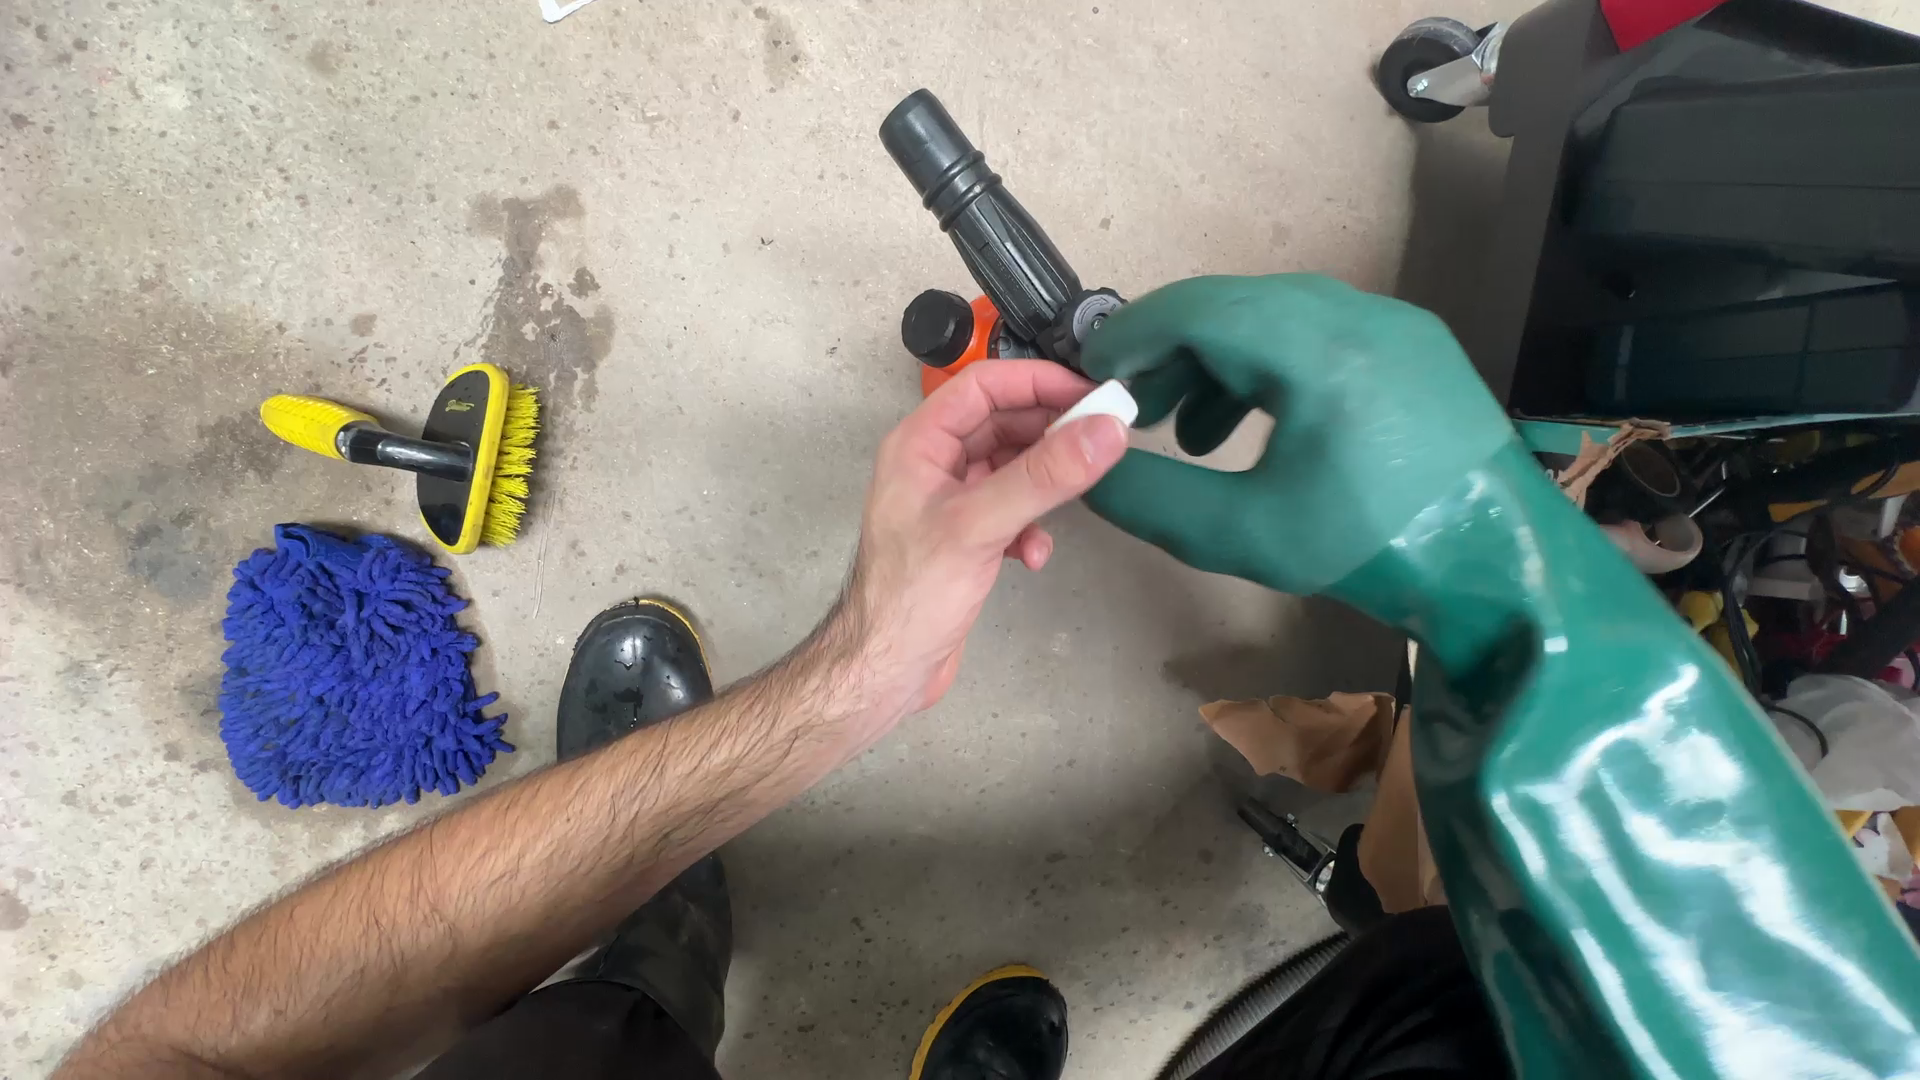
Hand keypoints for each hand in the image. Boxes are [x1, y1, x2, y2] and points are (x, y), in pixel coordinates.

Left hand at [835, 359, 1128, 726]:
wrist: (887, 668)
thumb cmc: (914, 594)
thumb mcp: (979, 526)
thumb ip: (1042, 477)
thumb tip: (1105, 431)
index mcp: (919, 444)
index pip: (983, 387)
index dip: (1037, 382)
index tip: (1092, 393)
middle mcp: (932, 466)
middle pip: (1002, 425)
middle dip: (1050, 434)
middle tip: (1101, 441)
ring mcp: (950, 503)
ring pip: (1010, 470)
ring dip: (1044, 486)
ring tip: (1075, 497)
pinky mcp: (966, 539)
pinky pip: (1009, 512)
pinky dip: (1030, 527)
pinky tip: (1035, 555)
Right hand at [1078, 274, 1512, 595]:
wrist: (1500, 568)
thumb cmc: (1369, 551)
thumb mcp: (1240, 534)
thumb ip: (1147, 495)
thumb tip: (1087, 465)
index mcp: (1320, 351)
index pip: (1196, 309)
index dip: (1128, 337)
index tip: (1089, 379)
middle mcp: (1358, 315)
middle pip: (1227, 305)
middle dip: (1163, 354)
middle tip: (1126, 410)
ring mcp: (1390, 324)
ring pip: (1266, 318)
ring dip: (1207, 364)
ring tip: (1180, 431)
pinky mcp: (1406, 345)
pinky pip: (1307, 336)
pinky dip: (1255, 370)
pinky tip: (1241, 428)